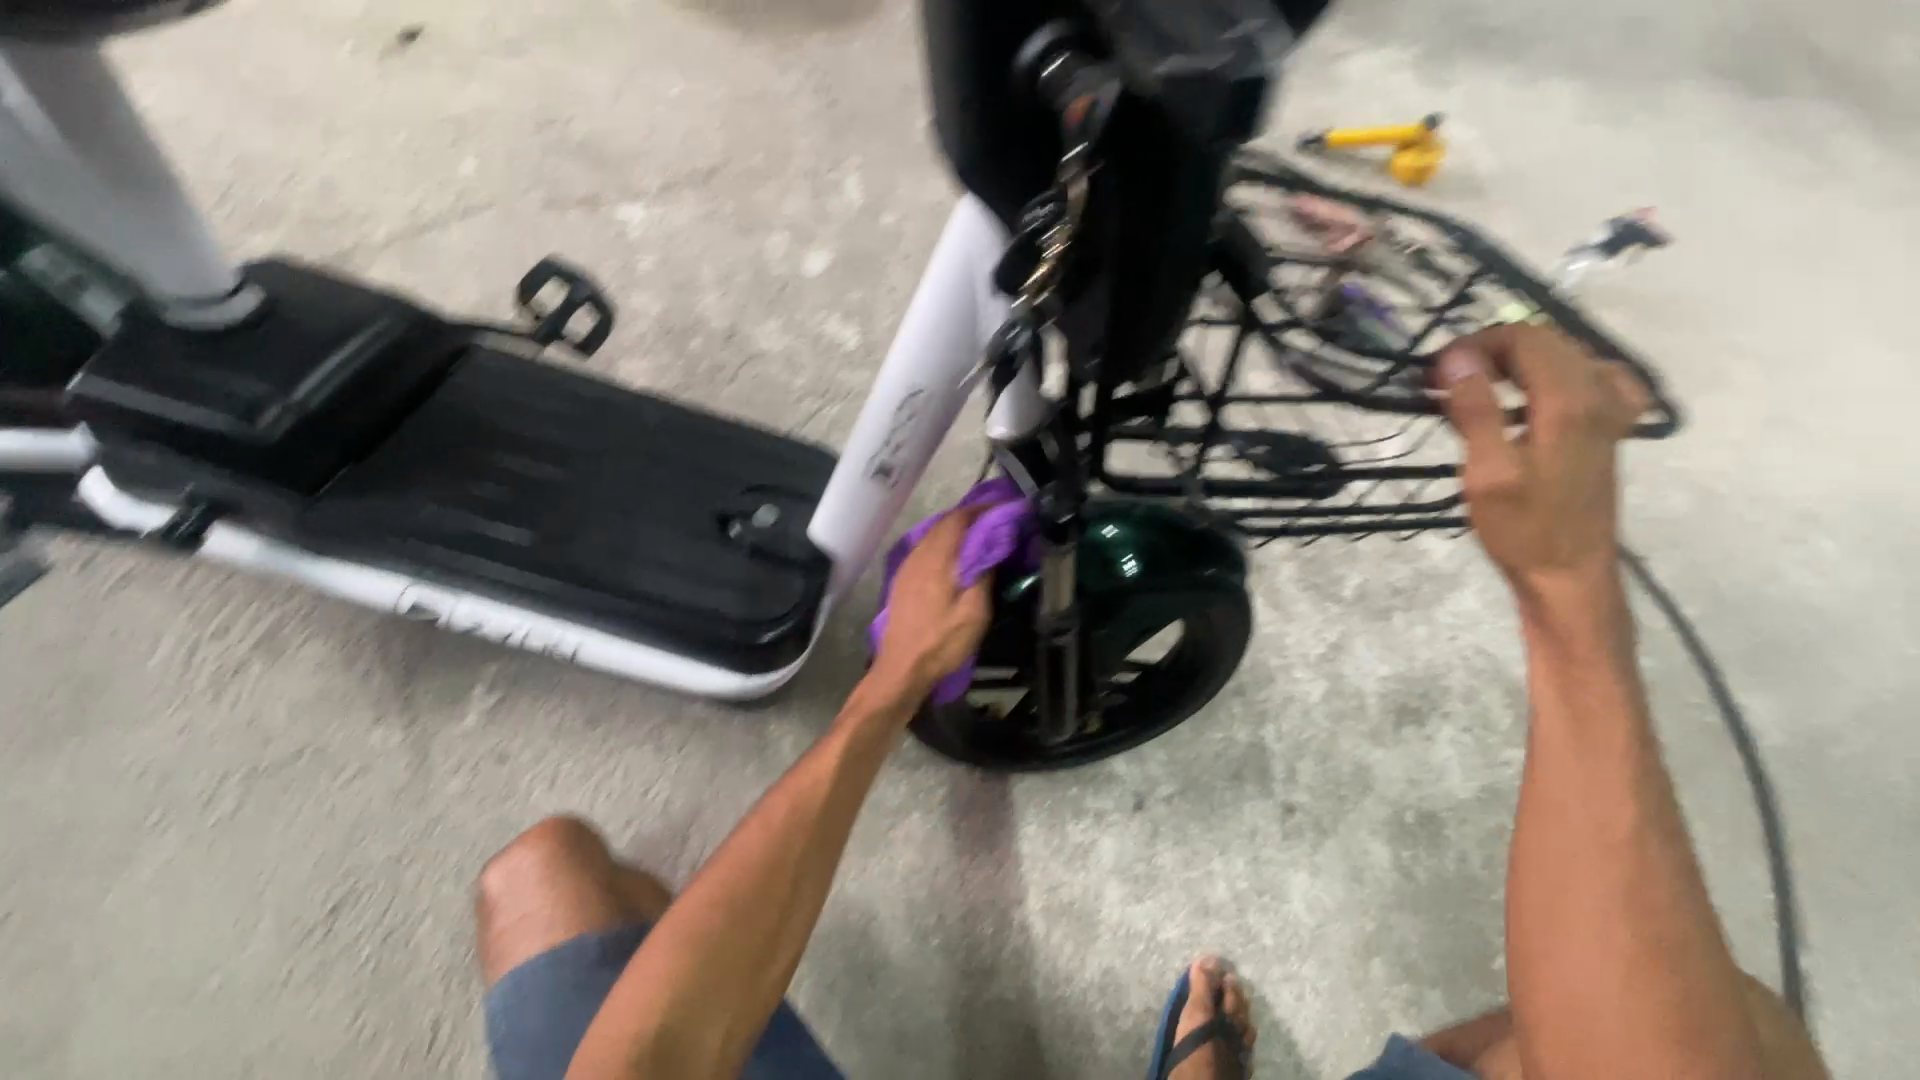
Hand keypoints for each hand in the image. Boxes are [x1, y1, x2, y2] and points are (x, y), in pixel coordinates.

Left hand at [871, 508, 992, 697]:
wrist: (901, 669)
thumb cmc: (941, 643)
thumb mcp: (974, 613)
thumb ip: (983, 575)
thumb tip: (992, 547)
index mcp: (936, 560)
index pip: (958, 519)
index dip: (981, 510)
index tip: (1004, 510)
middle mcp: (918, 556)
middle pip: (944, 524)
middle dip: (971, 518)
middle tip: (997, 522)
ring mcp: (907, 567)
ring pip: (934, 536)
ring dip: (957, 531)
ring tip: (981, 538)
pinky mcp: (903, 580)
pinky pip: (926, 550)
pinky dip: (945, 545)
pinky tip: (957, 559)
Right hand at [1436, 323, 1647, 607]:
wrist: (1570, 574)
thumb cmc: (1523, 529)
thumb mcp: (1487, 473)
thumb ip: (1475, 409)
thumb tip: (1454, 357)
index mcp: (1570, 400)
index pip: (1524, 338)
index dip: (1475, 343)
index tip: (1434, 372)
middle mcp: (1599, 393)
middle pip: (1545, 341)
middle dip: (1490, 350)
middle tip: (1444, 382)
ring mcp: (1610, 409)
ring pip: (1564, 355)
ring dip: (1515, 361)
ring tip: (1474, 388)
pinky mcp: (1607, 427)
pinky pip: (1587, 376)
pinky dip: (1552, 374)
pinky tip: (1533, 393)